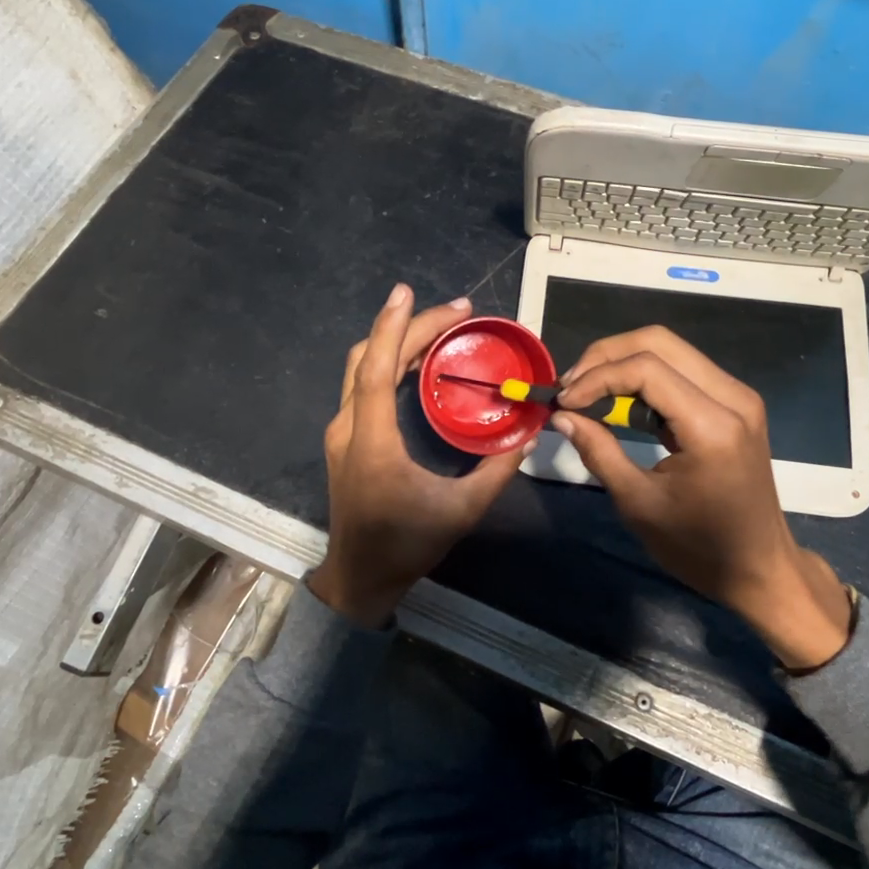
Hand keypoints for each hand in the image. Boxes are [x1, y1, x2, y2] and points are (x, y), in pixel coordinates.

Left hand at [310, 283, 527, 626]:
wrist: (360, 577)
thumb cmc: (407, 545)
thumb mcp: (461, 511)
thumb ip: (496, 471)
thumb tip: (527, 434)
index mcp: (371, 443)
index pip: (376, 370)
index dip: (392, 327)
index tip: (409, 292)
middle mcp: (348, 429)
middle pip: (370, 359)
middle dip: (409, 326)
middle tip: (457, 311)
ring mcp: (341, 433)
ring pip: (360, 368)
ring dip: (395, 340)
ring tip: (439, 327)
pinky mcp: (344, 439)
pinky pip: (361, 386)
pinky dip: (387, 361)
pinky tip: (417, 360)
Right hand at [553, 327, 852, 669]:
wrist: (758, 568)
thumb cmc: (697, 546)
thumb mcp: (638, 503)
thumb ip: (599, 451)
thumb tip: (562, 415)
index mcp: (713, 426)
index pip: (646, 369)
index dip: (597, 378)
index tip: (563, 402)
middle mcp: (733, 398)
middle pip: (659, 342)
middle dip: (606, 356)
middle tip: (571, 387)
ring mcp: (739, 397)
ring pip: (672, 350)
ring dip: (624, 363)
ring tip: (587, 392)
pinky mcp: (735, 404)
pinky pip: (684, 370)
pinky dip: (646, 376)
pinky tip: (619, 402)